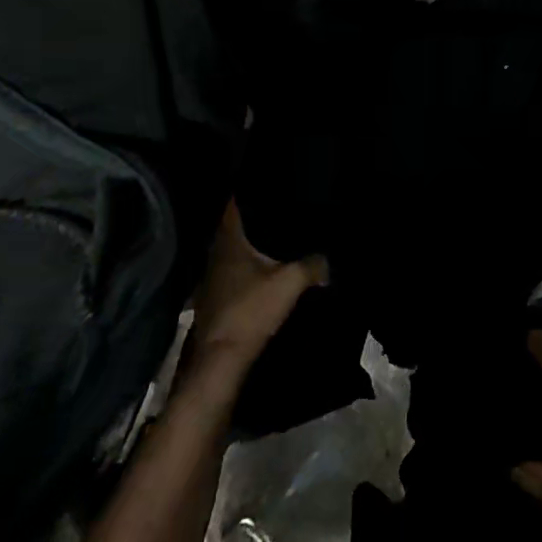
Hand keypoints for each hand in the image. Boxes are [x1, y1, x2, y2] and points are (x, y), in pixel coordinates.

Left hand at [187, 200, 327, 369]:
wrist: (221, 359)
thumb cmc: (250, 310)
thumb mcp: (290, 283)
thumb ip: (313, 265)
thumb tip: (329, 258)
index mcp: (229, 239)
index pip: (235, 203)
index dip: (250, 189)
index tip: (269, 182)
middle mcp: (216, 251)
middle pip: (235, 224)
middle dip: (256, 215)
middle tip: (282, 206)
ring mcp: (212, 274)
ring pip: (234, 248)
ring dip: (252, 241)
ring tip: (280, 233)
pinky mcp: (216, 295)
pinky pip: (235, 268)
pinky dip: (249, 264)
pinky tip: (267, 267)